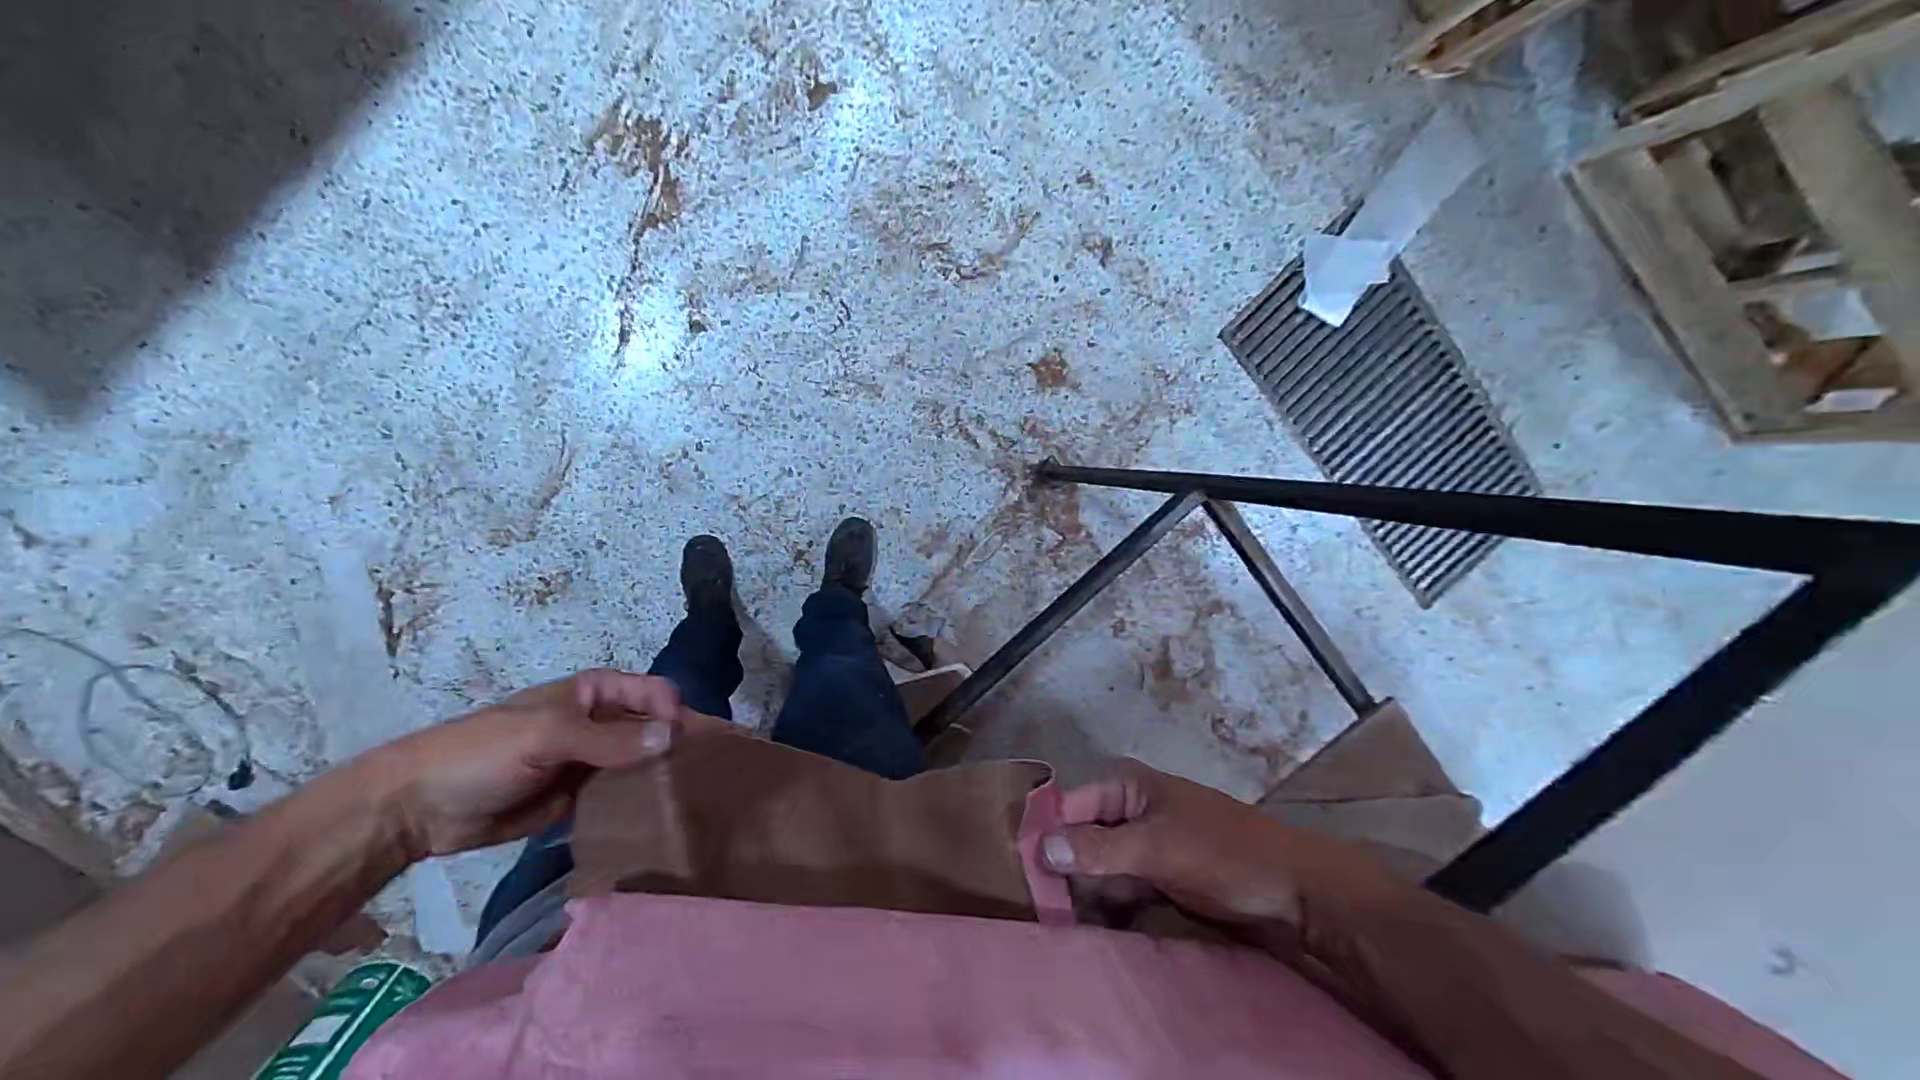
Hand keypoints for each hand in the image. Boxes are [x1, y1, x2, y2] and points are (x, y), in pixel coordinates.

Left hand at [363, 669, 688, 858]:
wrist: (418, 809)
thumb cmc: (482, 752)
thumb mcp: (547, 735)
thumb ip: (610, 738)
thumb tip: (675, 735)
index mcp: (596, 692)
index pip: (655, 693)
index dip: (678, 712)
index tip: (694, 745)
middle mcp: (602, 722)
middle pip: (656, 727)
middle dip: (685, 743)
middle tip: (722, 771)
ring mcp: (593, 761)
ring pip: (644, 761)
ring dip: (668, 775)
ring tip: (706, 797)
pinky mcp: (581, 797)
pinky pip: (623, 794)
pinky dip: (644, 801)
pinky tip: (668, 817)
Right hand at [1041, 759, 1404, 927]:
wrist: (1298, 893)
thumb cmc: (1225, 854)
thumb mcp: (1157, 848)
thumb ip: (1097, 848)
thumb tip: (1040, 847)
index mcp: (1124, 785)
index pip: (1066, 807)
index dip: (1044, 838)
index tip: (1021, 878)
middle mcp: (1128, 809)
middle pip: (1078, 837)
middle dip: (1061, 871)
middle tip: (1039, 911)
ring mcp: (1144, 843)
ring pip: (1096, 867)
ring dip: (1083, 893)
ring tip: (1059, 925)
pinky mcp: (1158, 875)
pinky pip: (1119, 887)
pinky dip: (1107, 905)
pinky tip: (1092, 927)